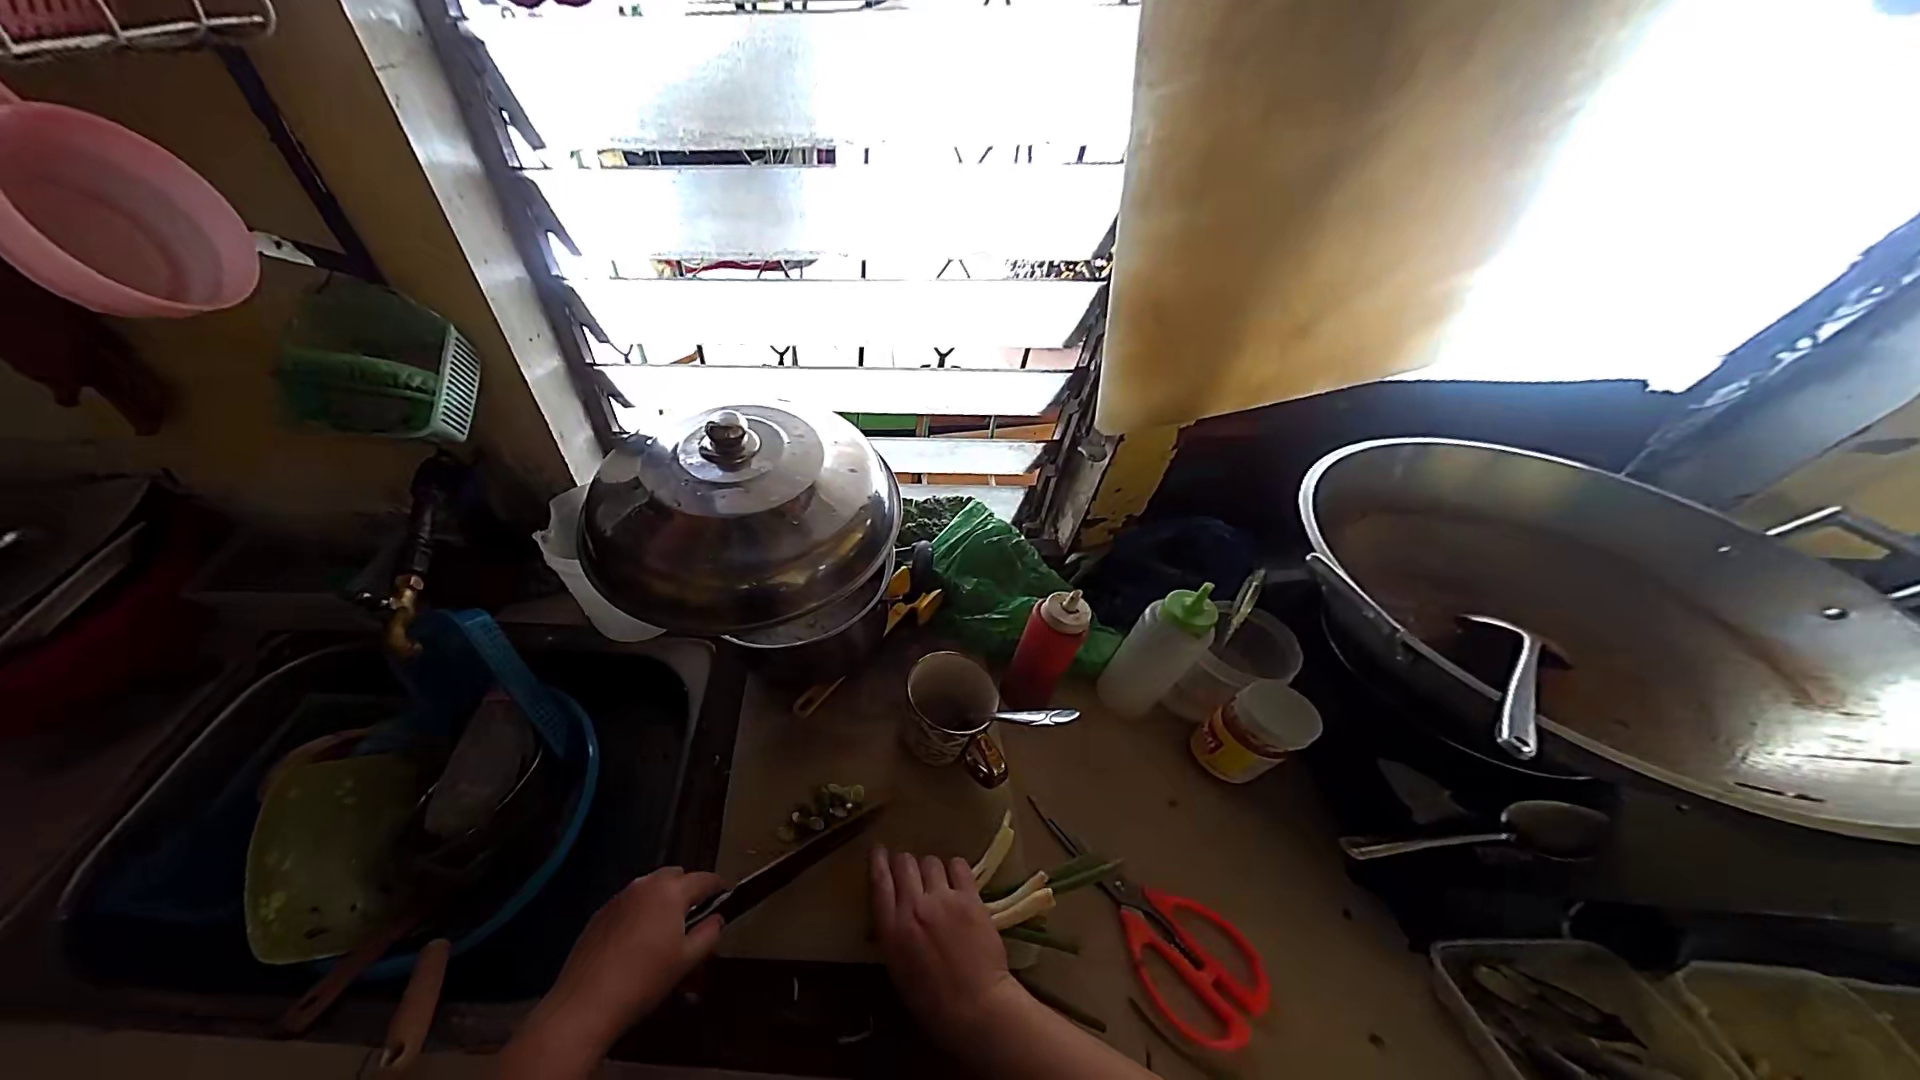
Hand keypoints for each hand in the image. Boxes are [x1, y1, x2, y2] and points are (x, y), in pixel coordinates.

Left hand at [501, 868, 724, 1077]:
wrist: (584, 1004)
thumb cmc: (643, 980)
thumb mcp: (686, 961)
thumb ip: (709, 934)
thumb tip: (717, 920)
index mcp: (671, 892)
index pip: (704, 879)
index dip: (718, 887)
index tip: (725, 896)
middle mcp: (645, 885)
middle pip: (675, 875)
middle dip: (688, 889)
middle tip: (693, 915)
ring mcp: (619, 898)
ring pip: (649, 887)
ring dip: (662, 899)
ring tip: (664, 928)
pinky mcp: (599, 915)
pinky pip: (629, 903)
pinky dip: (639, 912)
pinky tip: (636, 941)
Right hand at [870, 846, 1023, 1043]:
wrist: (976, 1006)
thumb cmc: (932, 1001)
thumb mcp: (898, 970)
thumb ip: (893, 935)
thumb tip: (892, 914)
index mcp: (892, 930)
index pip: (879, 882)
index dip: (878, 861)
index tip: (878, 850)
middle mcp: (914, 907)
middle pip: (904, 864)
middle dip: (904, 862)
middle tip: (908, 867)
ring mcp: (943, 899)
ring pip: (930, 861)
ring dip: (929, 868)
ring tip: (935, 879)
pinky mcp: (969, 897)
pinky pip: (958, 865)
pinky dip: (954, 868)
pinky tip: (956, 878)